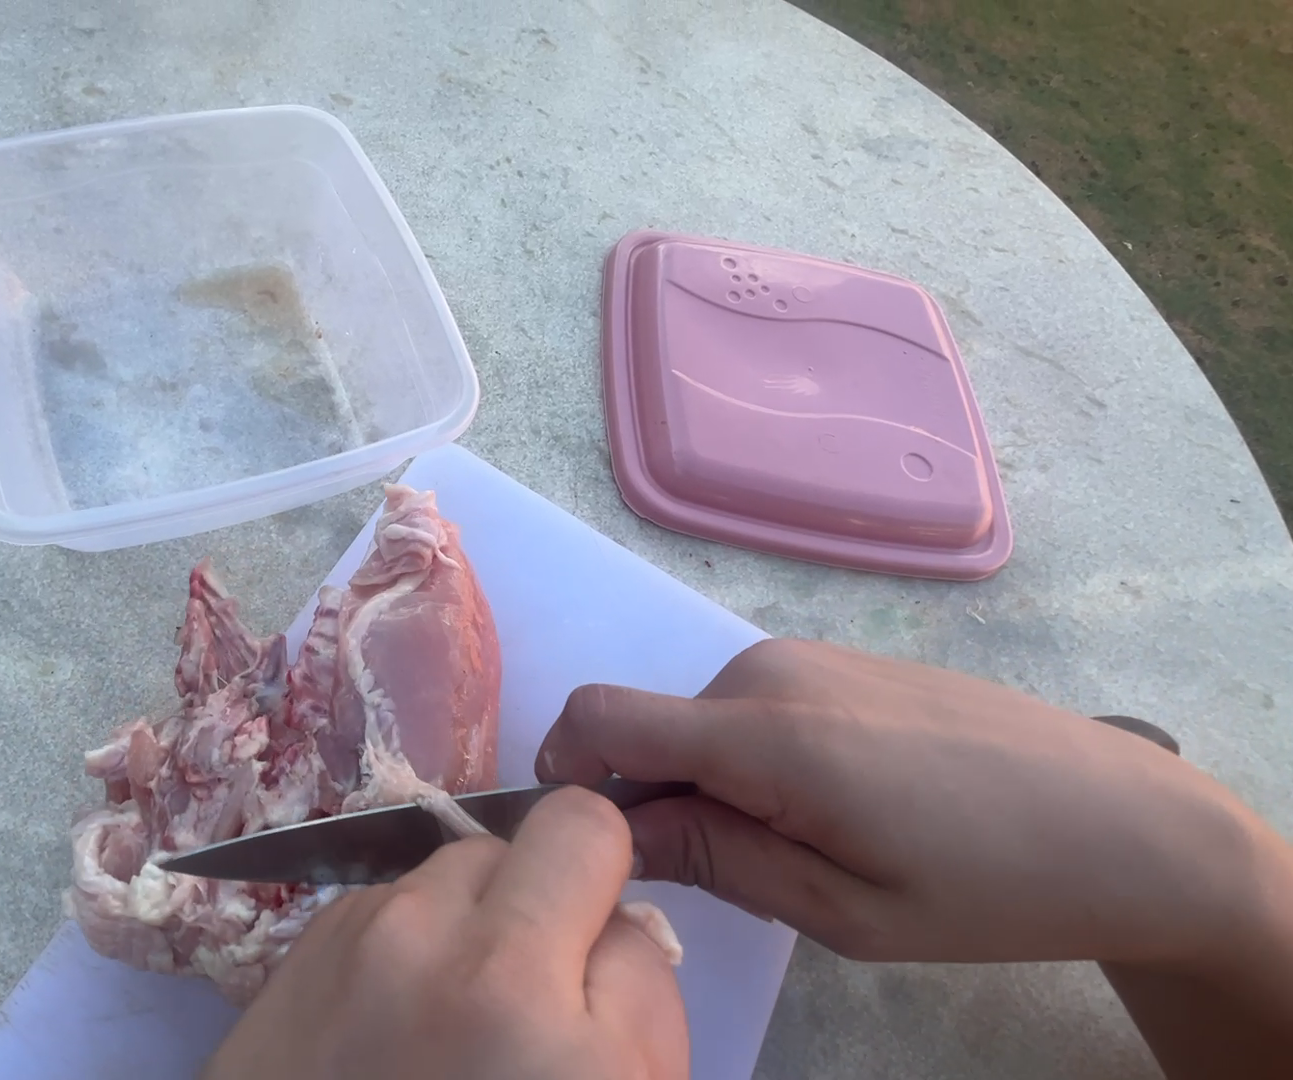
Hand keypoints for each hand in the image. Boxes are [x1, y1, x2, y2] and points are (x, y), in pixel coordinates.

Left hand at [203, 788, 687, 1079]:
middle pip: (568, 830)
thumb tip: (613, 938)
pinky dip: (421, 925)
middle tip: (541, 957)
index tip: (591, 1002)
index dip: (622, 971)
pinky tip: (393, 994)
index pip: (641, 939)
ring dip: (487, 907)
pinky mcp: (326, 919)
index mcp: (570, 1056)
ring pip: (480, 855)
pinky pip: (410, 884)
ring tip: (453, 992)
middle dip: (573, 878)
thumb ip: (626, 1030)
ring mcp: (389, 927)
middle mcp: (479, 964)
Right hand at [535, 639, 1292, 974]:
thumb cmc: (991, 885)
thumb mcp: (843, 911)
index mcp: (765, 734)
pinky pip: (742, 704)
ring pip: (698, 721)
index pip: (603, 717)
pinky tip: (839, 792)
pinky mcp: (820, 655)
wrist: (1133, 819)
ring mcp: (794, 653)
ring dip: (715, 778)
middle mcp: (761, 670)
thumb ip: (712, 858)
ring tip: (812, 832)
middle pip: (651, 730)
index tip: (581, 819)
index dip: (563, 761)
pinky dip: (749, 752)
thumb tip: (615, 828)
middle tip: (749, 865)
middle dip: (665, 796)